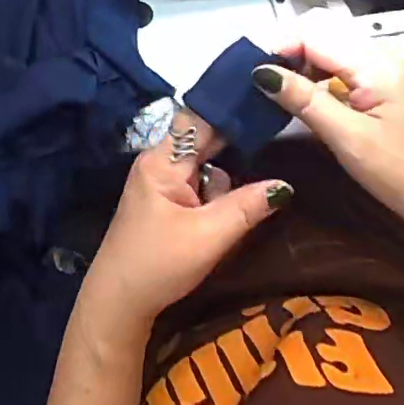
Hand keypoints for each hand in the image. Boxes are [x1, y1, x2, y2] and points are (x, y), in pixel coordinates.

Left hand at [82, 123, 291, 327]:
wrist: (118, 300)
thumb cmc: (159, 263)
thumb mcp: (209, 236)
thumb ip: (246, 207)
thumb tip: (284, 184)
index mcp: (161, 160)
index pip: (197, 119)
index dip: (229, 111)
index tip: (264, 105)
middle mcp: (157, 161)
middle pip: (201, 140)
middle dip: (233, 146)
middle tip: (274, 139)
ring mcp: (158, 181)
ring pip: (203, 166)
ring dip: (223, 180)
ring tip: (247, 191)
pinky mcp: (162, 200)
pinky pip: (195, 183)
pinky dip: (213, 193)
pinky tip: (228, 208)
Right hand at [250, 25, 403, 225]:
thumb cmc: (403, 174)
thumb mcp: (347, 137)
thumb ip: (303, 99)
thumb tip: (260, 72)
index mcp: (376, 65)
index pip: (315, 36)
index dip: (279, 47)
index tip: (250, 72)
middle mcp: (381, 59)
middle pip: (322, 35)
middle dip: (287, 51)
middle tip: (259, 79)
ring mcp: (384, 74)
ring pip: (329, 51)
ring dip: (300, 63)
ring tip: (274, 88)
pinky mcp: (383, 91)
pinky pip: (340, 69)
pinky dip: (316, 76)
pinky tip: (302, 96)